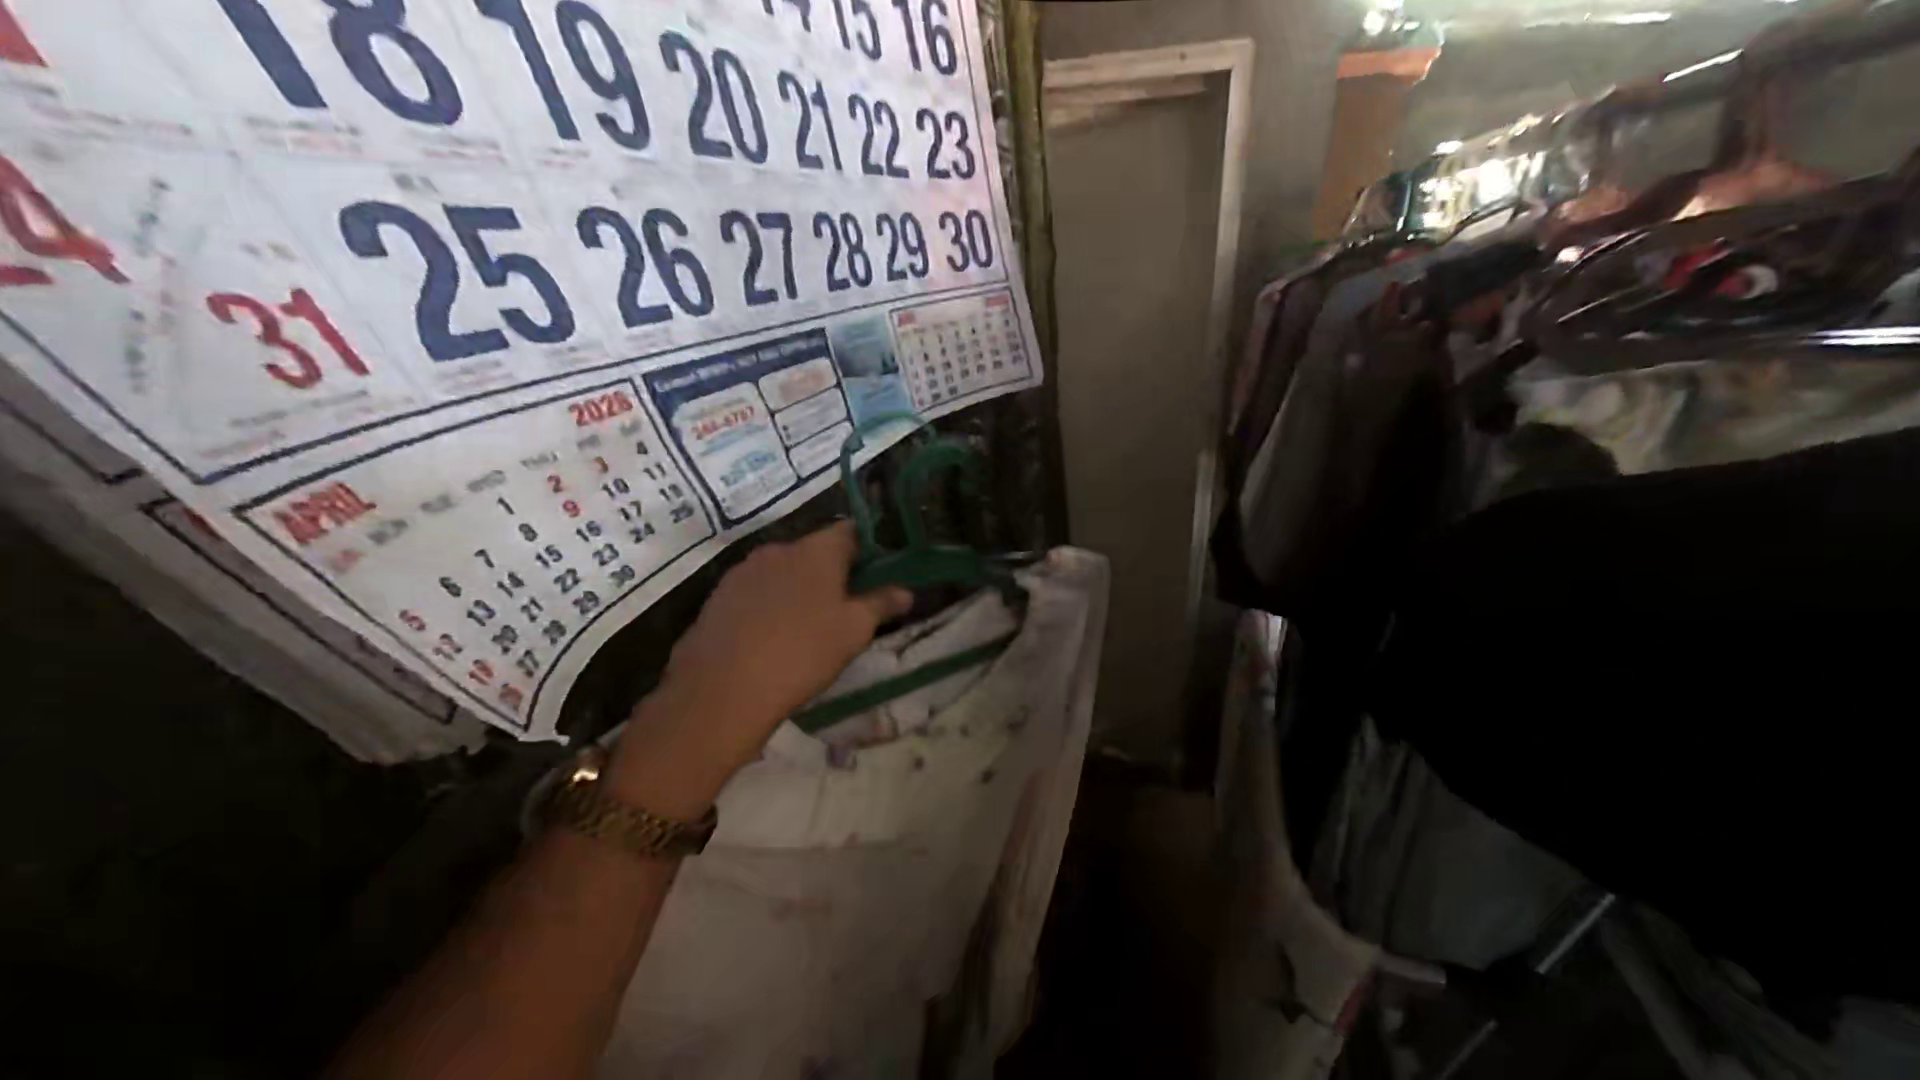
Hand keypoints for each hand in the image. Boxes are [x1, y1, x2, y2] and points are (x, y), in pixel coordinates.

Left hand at [607, 521, 912, 813]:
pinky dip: (770, 604)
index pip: (850, 530)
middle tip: (846, 607)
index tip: (876, 575)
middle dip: (832, 572)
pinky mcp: (719, 594)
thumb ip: (881, 604)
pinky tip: (771, 636)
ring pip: (783, 571)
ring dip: (799, 588)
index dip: (867, 549)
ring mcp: (744, 570)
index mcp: (817, 550)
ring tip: (807, 626)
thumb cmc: (802, 652)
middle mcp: (779, 549)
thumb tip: (905, 590)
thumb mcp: (853, 631)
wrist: (722, 688)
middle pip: (815, 550)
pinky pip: (756, 590)